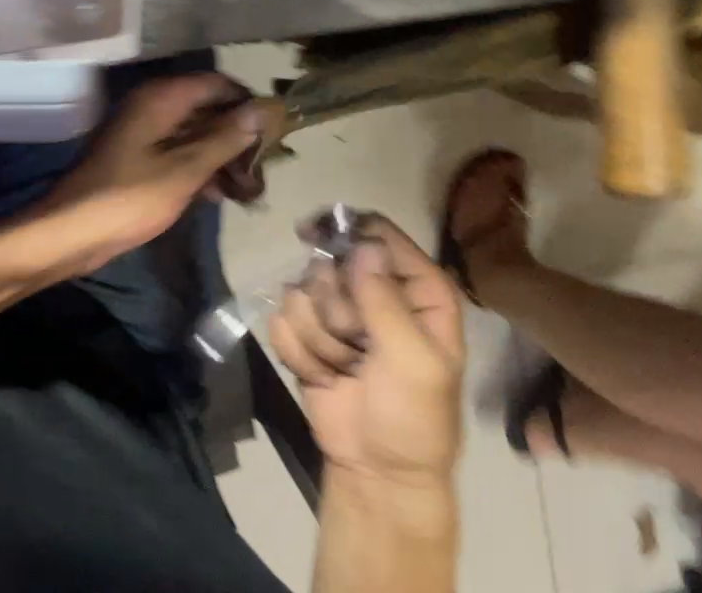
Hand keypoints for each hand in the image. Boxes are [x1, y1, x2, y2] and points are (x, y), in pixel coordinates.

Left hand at [1, 75, 270, 283]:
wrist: (73, 232)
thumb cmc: (129, 198)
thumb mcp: (185, 169)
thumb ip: (225, 138)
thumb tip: (264, 108)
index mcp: (160, 98)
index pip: (217, 84)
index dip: (248, 105)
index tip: (276, 136)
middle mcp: (152, 107)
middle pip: (208, 109)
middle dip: (238, 138)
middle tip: (263, 174)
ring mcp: (143, 133)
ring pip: (195, 134)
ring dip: (222, 158)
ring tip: (247, 192)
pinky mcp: (139, 159)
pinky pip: (178, 154)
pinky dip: (200, 170)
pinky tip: (218, 197)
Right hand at [267, 217, 465, 489]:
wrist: (377, 470)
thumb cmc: (414, 418)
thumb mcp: (415, 362)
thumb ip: (386, 303)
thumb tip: (363, 246)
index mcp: (420, 295)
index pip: (386, 242)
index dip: (355, 232)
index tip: (319, 232)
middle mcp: (376, 295)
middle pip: (333, 264)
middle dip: (335, 306)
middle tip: (354, 341)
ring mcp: (336, 315)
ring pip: (301, 292)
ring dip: (318, 337)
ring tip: (342, 368)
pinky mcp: (304, 335)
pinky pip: (281, 321)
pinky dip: (298, 352)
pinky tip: (321, 375)